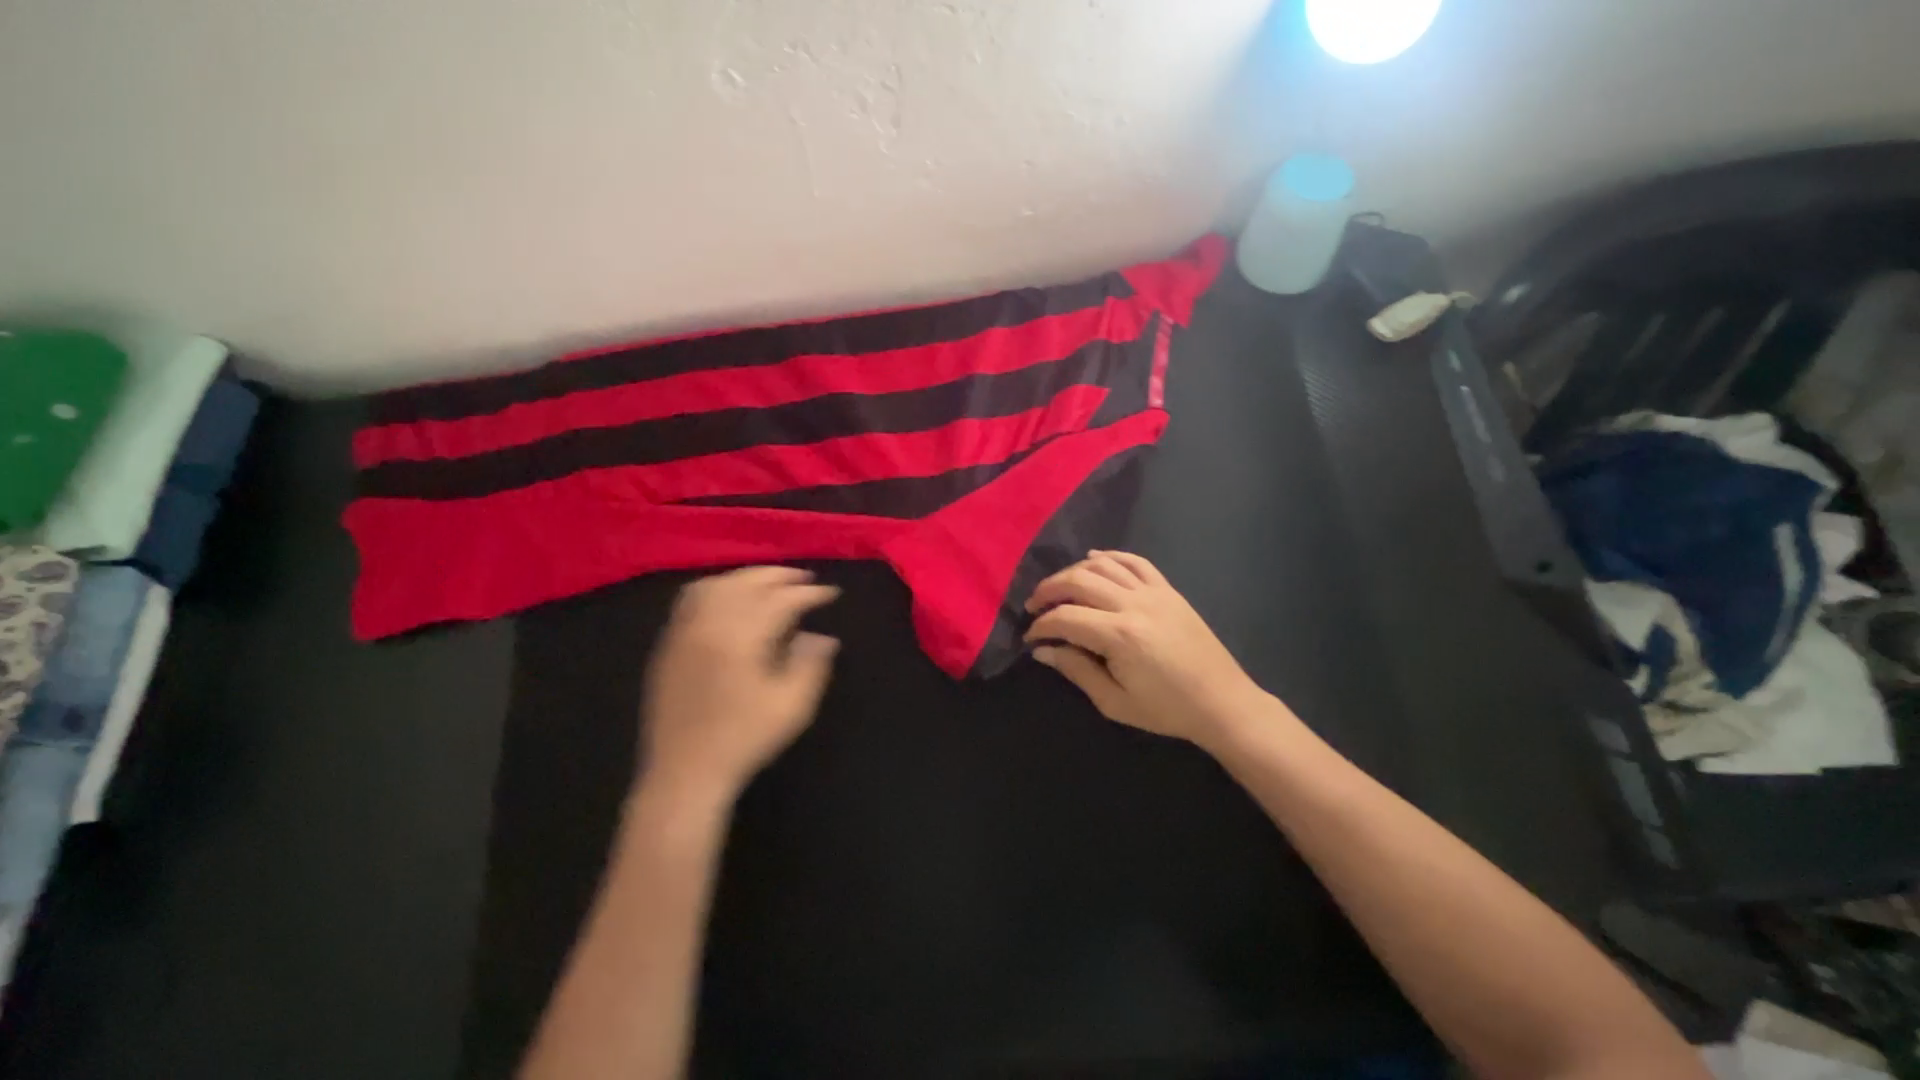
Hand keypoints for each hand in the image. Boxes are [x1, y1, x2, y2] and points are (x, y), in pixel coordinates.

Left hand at [642, 567, 840, 804]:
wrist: (685, 771)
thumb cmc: (744, 740)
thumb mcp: (792, 707)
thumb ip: (811, 664)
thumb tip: (822, 636)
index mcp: (741, 637)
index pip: (780, 600)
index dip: (808, 594)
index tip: (830, 593)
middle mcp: (708, 624)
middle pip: (745, 582)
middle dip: (778, 576)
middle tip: (804, 578)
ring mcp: (683, 631)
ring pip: (716, 585)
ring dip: (746, 577)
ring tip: (769, 582)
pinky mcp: (668, 644)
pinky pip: (690, 600)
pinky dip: (716, 588)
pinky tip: (728, 598)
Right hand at [1024, 551, 1276, 748]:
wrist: (1221, 702)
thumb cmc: (1167, 710)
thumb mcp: (1115, 702)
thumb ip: (1077, 671)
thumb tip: (1043, 651)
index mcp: (1120, 636)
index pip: (1066, 617)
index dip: (1041, 625)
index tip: (1030, 637)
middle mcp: (1135, 605)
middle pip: (1079, 581)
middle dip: (1049, 590)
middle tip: (1034, 606)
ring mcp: (1154, 593)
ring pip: (1104, 565)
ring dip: (1074, 571)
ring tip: (1058, 587)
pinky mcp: (1169, 590)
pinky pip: (1135, 562)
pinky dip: (1110, 556)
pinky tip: (1093, 559)